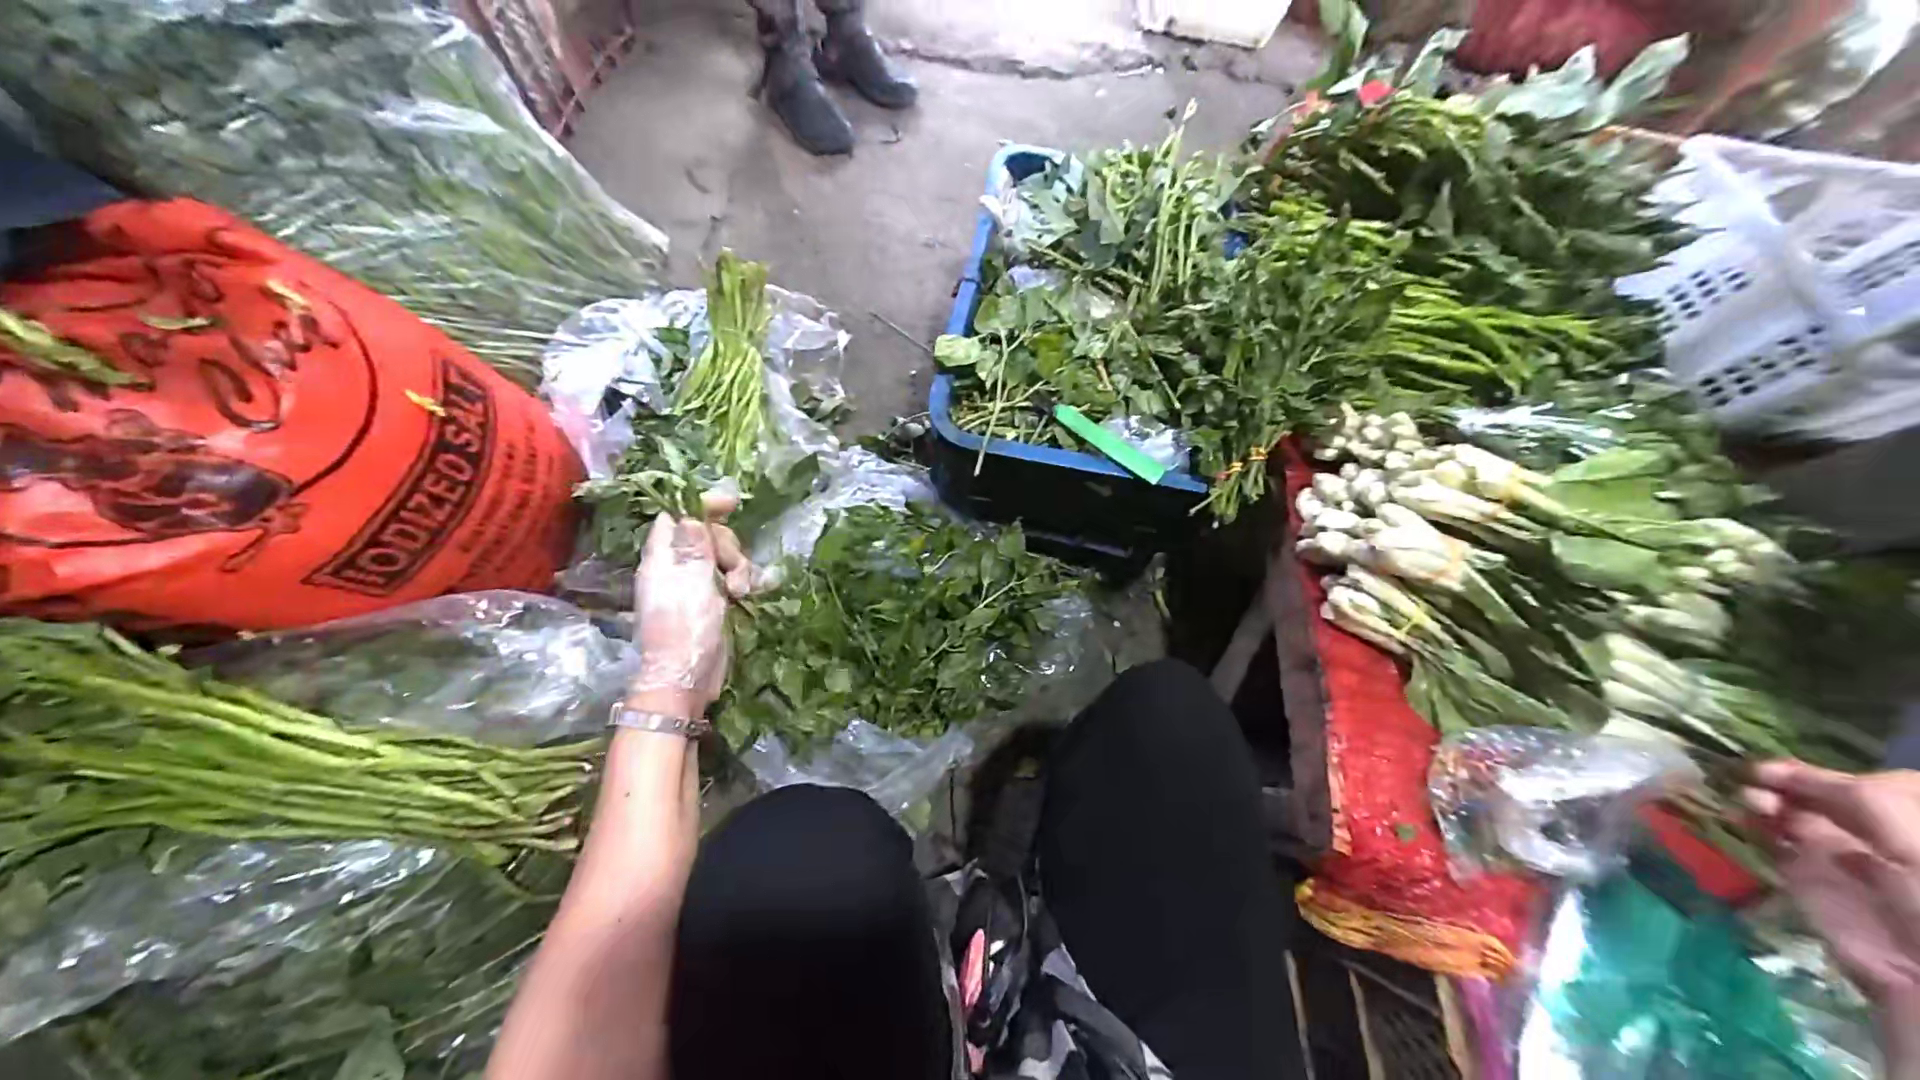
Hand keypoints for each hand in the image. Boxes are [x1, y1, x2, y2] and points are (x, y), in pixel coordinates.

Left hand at [627, 492, 754, 719]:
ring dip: (740, 567)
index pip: (677, 517)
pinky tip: (753, 592)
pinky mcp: (712, 602)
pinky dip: (745, 581)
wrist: (685, 679)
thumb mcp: (692, 583)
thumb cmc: (684, 630)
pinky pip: (732, 578)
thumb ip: (693, 547)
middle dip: (728, 547)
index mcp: (663, 559)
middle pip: (707, 535)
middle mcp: (677, 568)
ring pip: (724, 557)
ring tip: (741, 591)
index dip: (702, 506)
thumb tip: (690, 514)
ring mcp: (695, 585)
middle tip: (733, 571)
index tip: (732, 504)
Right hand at [1746, 761, 1919, 1068]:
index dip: (1829, 770)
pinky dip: (1750, 821)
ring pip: (1791, 808)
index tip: (1790, 768)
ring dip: (1766, 798)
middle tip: (1758, 775)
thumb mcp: (1911, 844)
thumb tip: (1783, 770)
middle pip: (1825, 791)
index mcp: (1908, 822)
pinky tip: (1741, 817)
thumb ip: (1854, 797)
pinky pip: (1768, 834)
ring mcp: (1834, 851)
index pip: (1873, 780)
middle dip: (1790, 779)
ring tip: (1752, 801)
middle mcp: (1874, 832)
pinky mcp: (1799, 868)